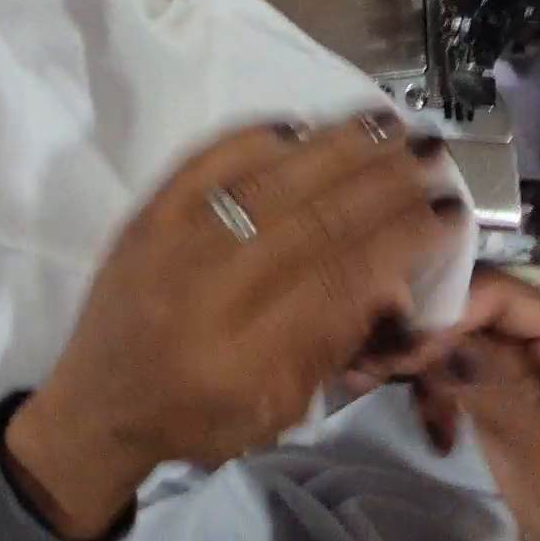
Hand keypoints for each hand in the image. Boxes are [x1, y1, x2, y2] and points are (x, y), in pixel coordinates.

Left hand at [3, 114, 461, 540]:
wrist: (96, 400)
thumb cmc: (196, 416)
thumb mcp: (276, 411)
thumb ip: (333, 342)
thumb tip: (391, 272)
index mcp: (242, 356)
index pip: (338, 280)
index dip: (399, 240)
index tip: (443, 211)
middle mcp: (205, 290)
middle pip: (308, 220)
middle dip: (379, 183)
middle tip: (427, 154)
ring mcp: (169, 241)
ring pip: (264, 181)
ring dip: (332, 147)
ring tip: (384, 123)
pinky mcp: (147, 212)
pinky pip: (205, 160)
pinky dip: (254, 137)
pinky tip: (300, 124)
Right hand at [411, 269, 539, 540]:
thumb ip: (493, 383)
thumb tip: (433, 331)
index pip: (502, 294)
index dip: (452, 310)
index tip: (409, 347)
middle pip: (475, 311)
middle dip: (429, 341)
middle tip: (384, 371)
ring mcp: (527, 368)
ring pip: (458, 340)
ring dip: (428, 373)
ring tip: (422, 417)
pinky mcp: (507, 396)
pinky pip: (459, 373)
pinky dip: (439, 397)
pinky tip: (439, 434)